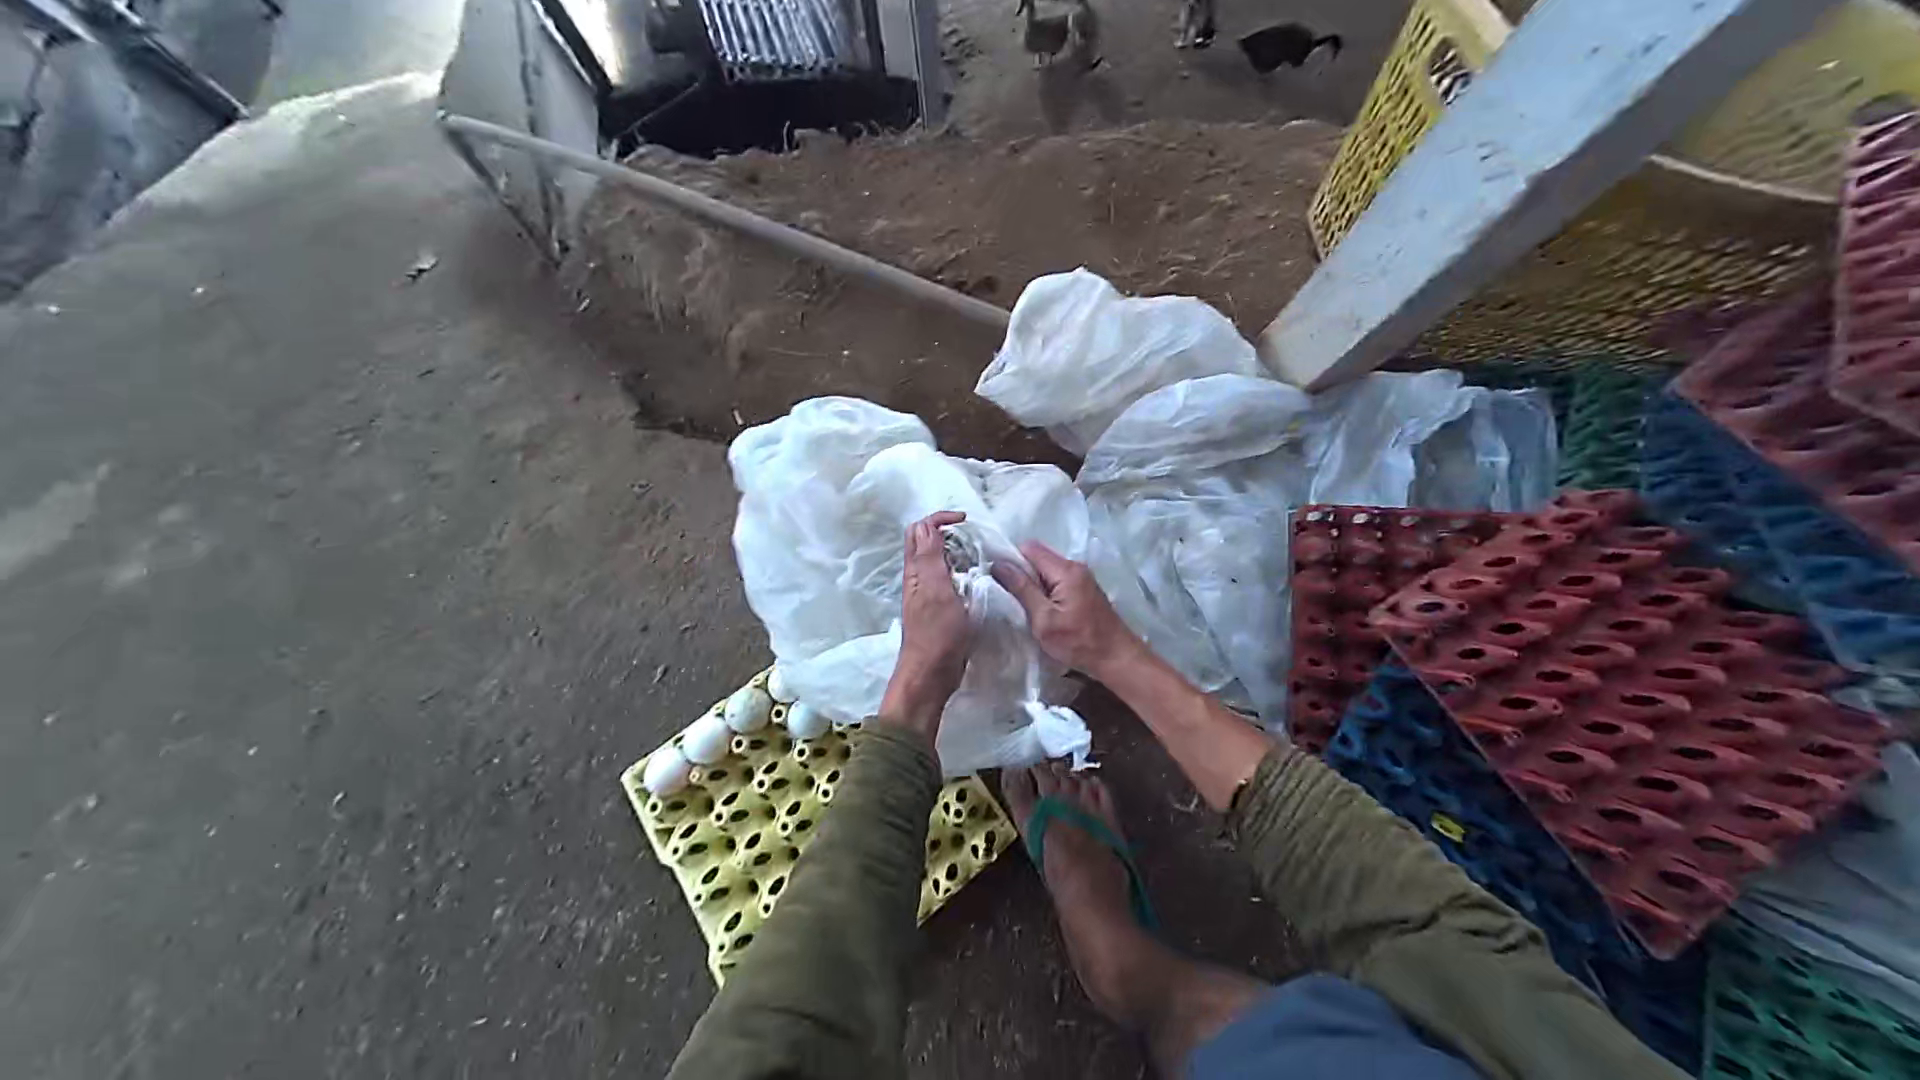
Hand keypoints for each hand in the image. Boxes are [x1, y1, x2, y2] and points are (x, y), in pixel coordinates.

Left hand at [878, 511, 970, 744]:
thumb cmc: (937, 634)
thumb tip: (927, 525)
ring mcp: (927, 593)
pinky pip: (947, 579)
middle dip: (947, 531)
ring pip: (937, 560)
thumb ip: (930, 558)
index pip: (921, 530)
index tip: (965, 521)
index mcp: (916, 570)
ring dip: (955, 551)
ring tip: (978, 555)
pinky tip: (975, 579)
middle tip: (973, 537)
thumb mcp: (936, 591)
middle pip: (925, 542)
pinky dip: (960, 571)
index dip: (940, 518)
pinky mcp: (938, 608)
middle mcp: (918, 578)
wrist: (931, 674)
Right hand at [991, 541, 1140, 680]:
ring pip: (1046, 569)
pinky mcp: (1083, 589)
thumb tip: (999, 565)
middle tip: (1006, 594)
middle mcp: (1075, 567)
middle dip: (1020, 571)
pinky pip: (1056, 579)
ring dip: (1032, 582)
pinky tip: (1039, 608)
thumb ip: (1022, 589)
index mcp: (1065, 570)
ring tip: (1020, 603)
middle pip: (1038, 556)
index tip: (996, 577)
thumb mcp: (1044, 620)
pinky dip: (1044, 589)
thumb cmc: (1079, 642)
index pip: (1029, 548)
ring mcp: (1081, 577)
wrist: (1117, 658)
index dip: (1010, 558)